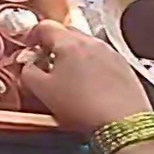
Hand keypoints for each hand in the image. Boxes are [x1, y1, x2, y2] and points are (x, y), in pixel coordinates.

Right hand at [18, 21, 151, 134]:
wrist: (124, 126)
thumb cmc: (81, 106)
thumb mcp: (42, 91)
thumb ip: (27, 72)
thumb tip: (28, 66)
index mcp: (68, 42)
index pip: (44, 26)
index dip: (31, 35)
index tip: (28, 48)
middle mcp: (91, 42)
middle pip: (66, 32)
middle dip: (52, 44)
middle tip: (45, 61)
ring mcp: (111, 53)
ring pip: (85, 45)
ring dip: (72, 54)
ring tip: (67, 76)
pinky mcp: (125, 67)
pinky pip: (101, 57)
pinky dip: (90, 64)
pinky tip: (88, 84)